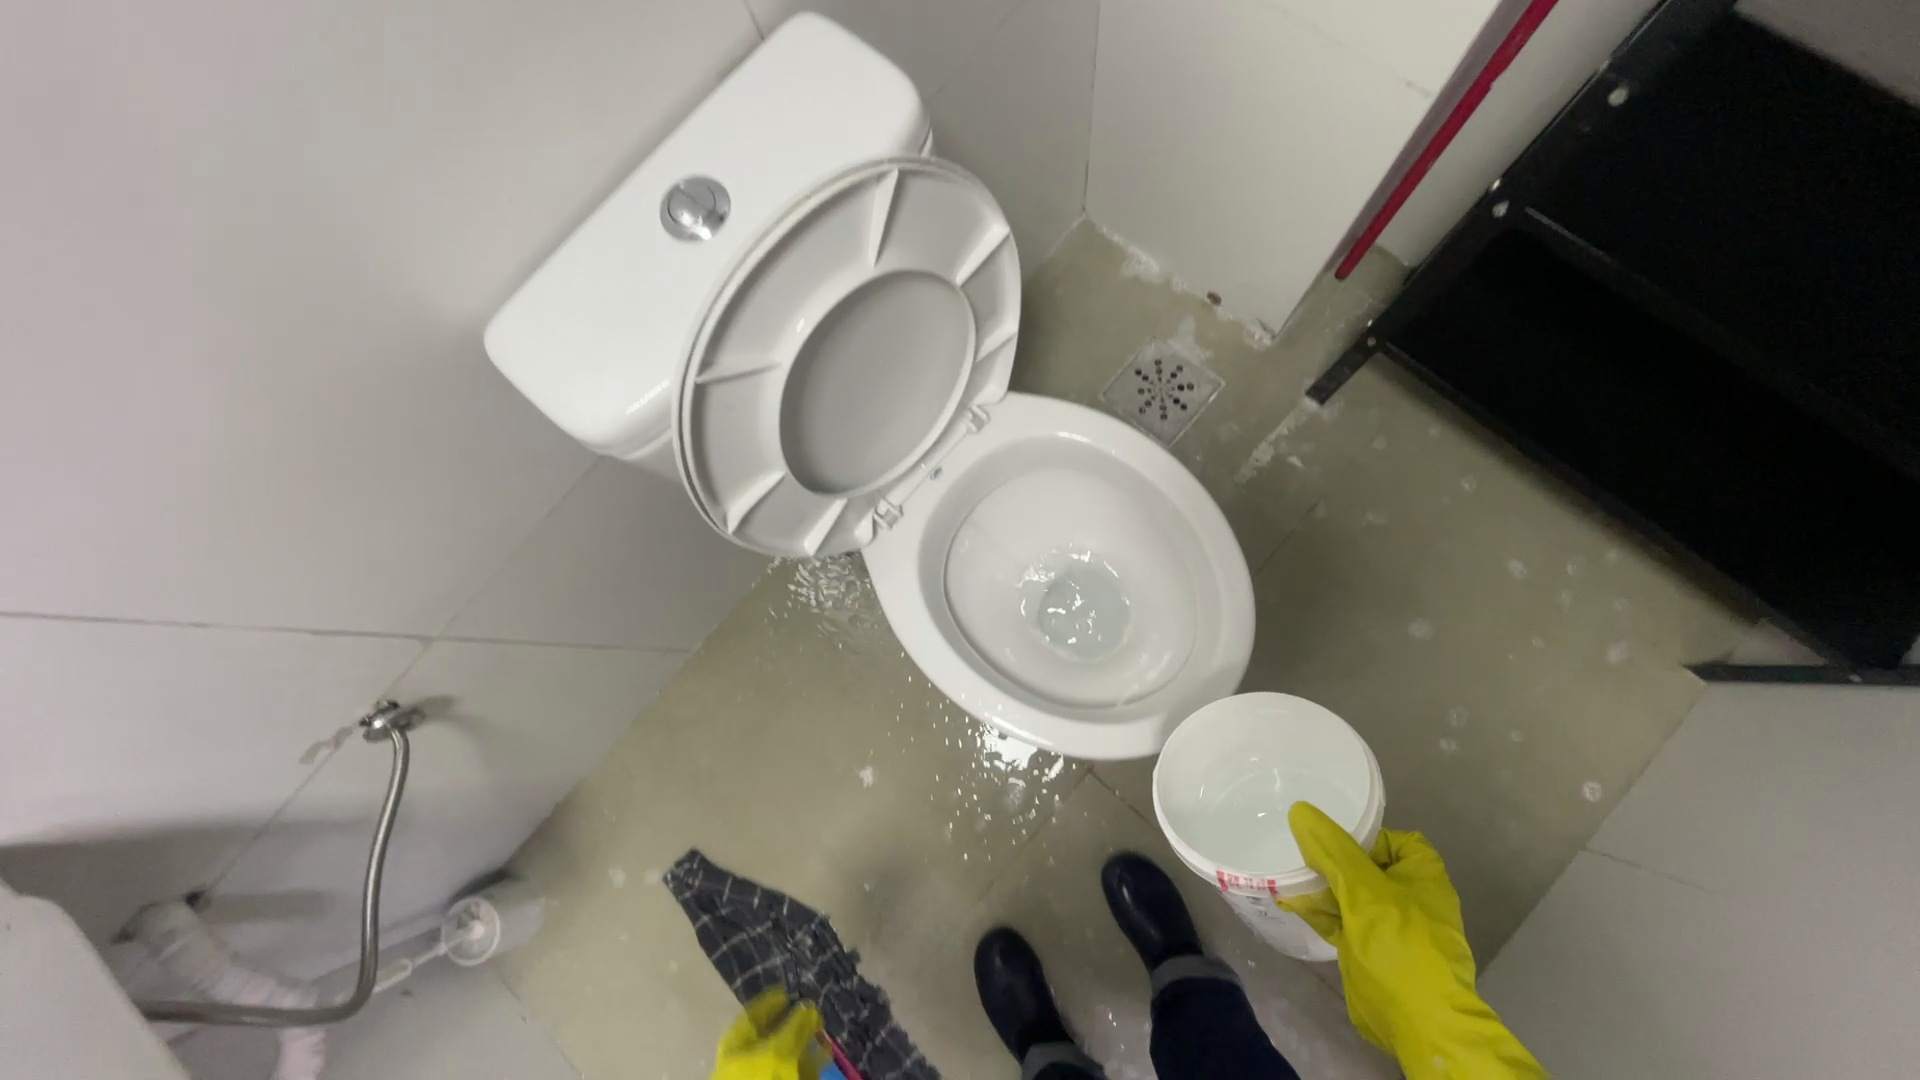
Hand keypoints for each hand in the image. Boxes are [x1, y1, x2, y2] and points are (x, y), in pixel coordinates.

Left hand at [712, 988, 829, 1079]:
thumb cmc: (762, 1078)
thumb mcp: (779, 1049)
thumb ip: (795, 1025)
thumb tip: (808, 1006)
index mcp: (738, 1044)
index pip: (754, 1014)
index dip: (772, 1000)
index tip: (792, 991)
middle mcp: (748, 1056)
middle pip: (772, 1031)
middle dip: (794, 1019)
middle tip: (813, 1009)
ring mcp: (764, 1072)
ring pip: (786, 1049)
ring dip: (805, 1037)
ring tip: (821, 1027)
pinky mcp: (782, 1079)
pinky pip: (797, 1067)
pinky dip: (810, 1058)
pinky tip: (825, 1049)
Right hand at [1284, 803, 1545, 1079]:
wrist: (1418, 1023)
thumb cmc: (1400, 946)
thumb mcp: (1364, 891)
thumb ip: (1332, 851)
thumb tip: (1300, 810)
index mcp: (1422, 877)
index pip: (1393, 839)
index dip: (1363, 833)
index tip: (1327, 832)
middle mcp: (1408, 896)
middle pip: (1365, 864)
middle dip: (1331, 857)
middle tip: (1295, 845)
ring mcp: (1388, 924)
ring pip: (1348, 892)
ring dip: (1319, 883)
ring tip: (1284, 869)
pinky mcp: (1368, 946)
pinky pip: (1339, 918)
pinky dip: (1317, 909)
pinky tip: (1287, 898)